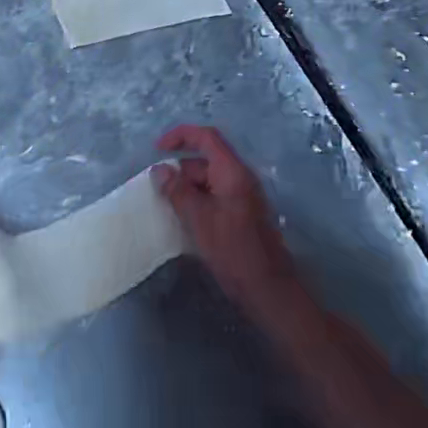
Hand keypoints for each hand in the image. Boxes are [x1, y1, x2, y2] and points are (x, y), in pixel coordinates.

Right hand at [156, 125, 300, 316]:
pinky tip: (185, 219)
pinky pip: (216, 195)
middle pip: (205, 159)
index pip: (206, 137)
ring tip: (168, 206)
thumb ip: (177, 190)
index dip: (180, 136)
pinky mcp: (244, 214)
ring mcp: (244, 196)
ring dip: (187, 188)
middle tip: (159, 190)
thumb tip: (159, 170)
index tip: (157, 150)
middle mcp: (241, 178)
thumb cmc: (233, 250)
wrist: (270, 290)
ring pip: (209, 179)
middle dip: (180, 170)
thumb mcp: (198, 219)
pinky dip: (198, 201)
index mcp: (232, 172)